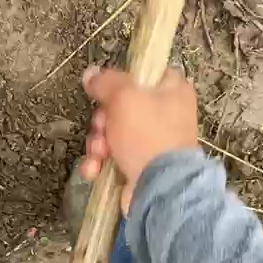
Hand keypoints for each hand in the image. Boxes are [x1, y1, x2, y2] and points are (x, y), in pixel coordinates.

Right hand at [80, 65, 199, 209]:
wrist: (159, 189)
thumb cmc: (147, 135)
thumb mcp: (124, 97)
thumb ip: (106, 82)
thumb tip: (90, 74)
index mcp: (172, 90)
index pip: (143, 75)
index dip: (120, 83)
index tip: (106, 93)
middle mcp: (165, 115)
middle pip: (120, 107)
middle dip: (102, 121)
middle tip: (102, 129)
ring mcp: (152, 143)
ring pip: (111, 134)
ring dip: (97, 144)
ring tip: (99, 154)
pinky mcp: (139, 166)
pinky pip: (112, 158)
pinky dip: (100, 163)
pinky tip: (95, 170)